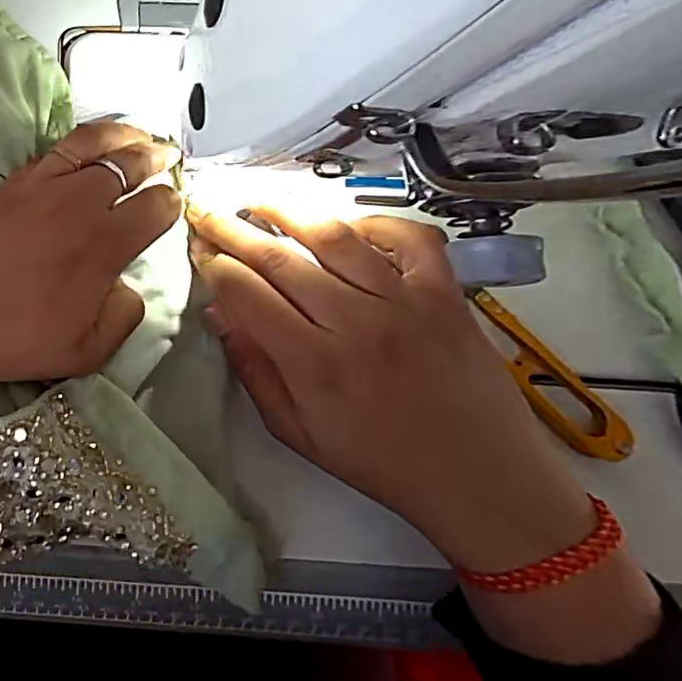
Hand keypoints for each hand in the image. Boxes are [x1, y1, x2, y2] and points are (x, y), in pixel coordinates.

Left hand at [0, 121, 182, 453]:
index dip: (170, 203)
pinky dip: (83, 139)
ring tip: (139, 133)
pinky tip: (86, 145)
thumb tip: (129, 289)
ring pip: (94, 145)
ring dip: (124, 135)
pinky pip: (56, 149)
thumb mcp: (80, 353)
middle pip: (129, 167)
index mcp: (103, 246)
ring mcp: (40, 186)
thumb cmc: (4, 339)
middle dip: (156, 159)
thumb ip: (121, 319)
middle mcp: (78, 205)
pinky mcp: (9, 182)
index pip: (153, 209)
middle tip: (167, 156)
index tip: (171, 203)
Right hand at [187, 203, 593, 570]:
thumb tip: (220, 315)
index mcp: (314, 364)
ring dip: (286, 210)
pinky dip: (374, 220)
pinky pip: (408, 238)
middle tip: (207, 212)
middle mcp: (356, 324)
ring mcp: (405, 303)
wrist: (482, 480)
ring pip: (332, 236)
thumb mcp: (298, 431)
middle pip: (277, 258)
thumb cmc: (382, 462)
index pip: (246, 293)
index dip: (214, 264)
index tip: (198, 249)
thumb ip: (255, 371)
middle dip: (231, 228)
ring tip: (256, 200)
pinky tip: (345, 223)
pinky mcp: (445, 294)